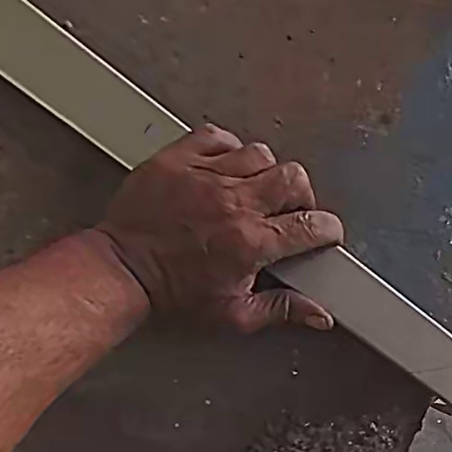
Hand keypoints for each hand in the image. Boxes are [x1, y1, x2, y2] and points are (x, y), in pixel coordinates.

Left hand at [96, 124, 344, 331]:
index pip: (311, 225)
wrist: (123, 272)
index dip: (328, 230)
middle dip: (303, 196)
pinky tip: (227, 170)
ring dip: (267, 174)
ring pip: (260, 154)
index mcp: (251, 243)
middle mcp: (232, 203)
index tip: (325, 234)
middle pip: (294, 178)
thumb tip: (317, 314)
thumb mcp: (236, 314)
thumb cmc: (173, 293)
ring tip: (256, 193)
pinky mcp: (179, 160)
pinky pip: (217, 137)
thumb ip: (282, 310)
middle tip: (291, 212)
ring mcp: (205, 176)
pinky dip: (230, 150)